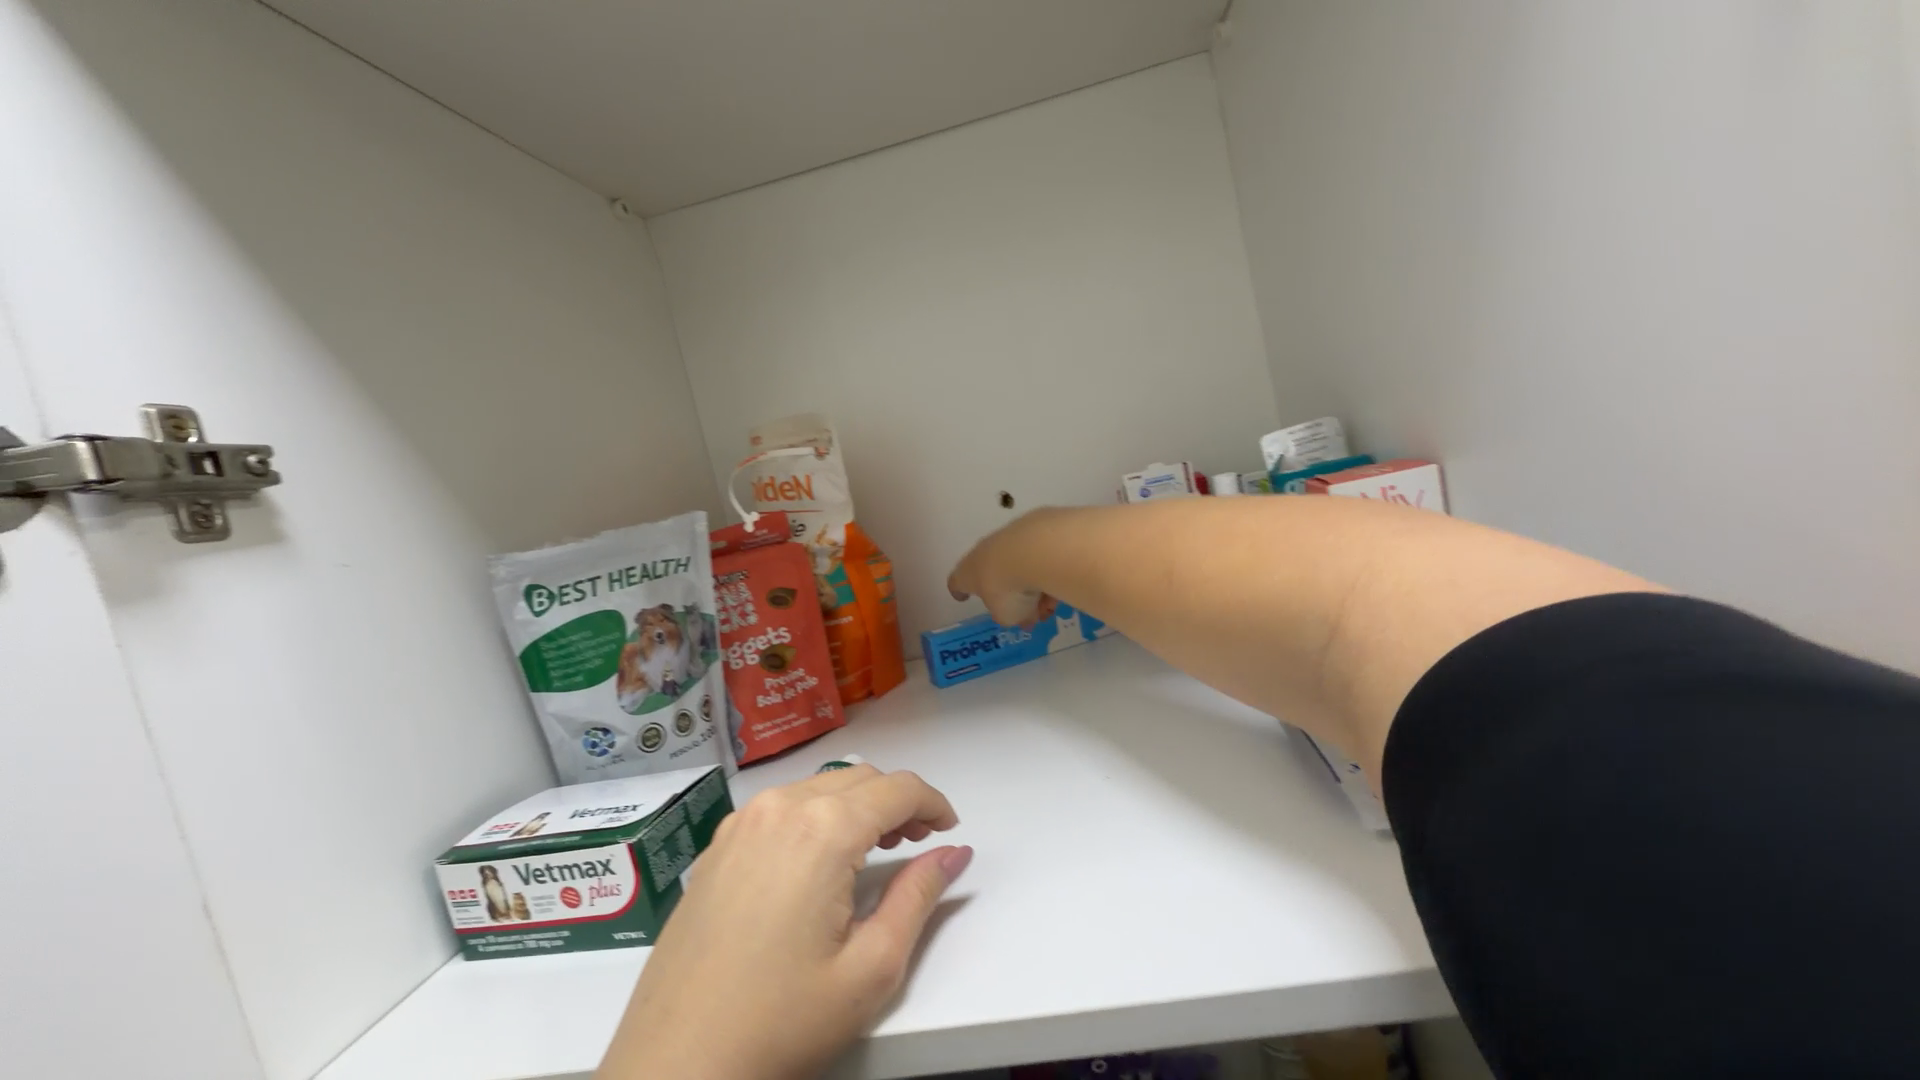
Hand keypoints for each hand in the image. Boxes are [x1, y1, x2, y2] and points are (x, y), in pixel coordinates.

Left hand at [597, 766, 970, 1079]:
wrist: (677, 1061)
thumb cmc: (782, 1021)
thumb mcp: (871, 967)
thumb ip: (919, 897)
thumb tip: (954, 853)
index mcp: (822, 830)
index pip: (896, 789)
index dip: (932, 803)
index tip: (950, 830)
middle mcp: (779, 808)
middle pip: (858, 779)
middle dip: (897, 803)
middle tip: (916, 845)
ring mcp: (740, 823)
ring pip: (817, 788)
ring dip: (856, 806)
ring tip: (873, 853)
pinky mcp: (716, 846)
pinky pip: (780, 808)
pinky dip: (815, 816)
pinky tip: (817, 864)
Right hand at [947, 509, 1058, 626]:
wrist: (1036, 550)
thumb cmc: (1009, 589)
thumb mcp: (1006, 616)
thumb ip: (1010, 616)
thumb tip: (1020, 616)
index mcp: (969, 572)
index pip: (957, 582)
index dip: (959, 590)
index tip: (962, 597)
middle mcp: (985, 550)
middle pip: (994, 574)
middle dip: (1011, 594)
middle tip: (1028, 612)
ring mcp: (1011, 536)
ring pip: (1021, 565)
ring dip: (1034, 584)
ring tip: (1052, 602)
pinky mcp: (1037, 525)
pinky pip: (1041, 554)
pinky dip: (1049, 569)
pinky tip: (1062, 582)